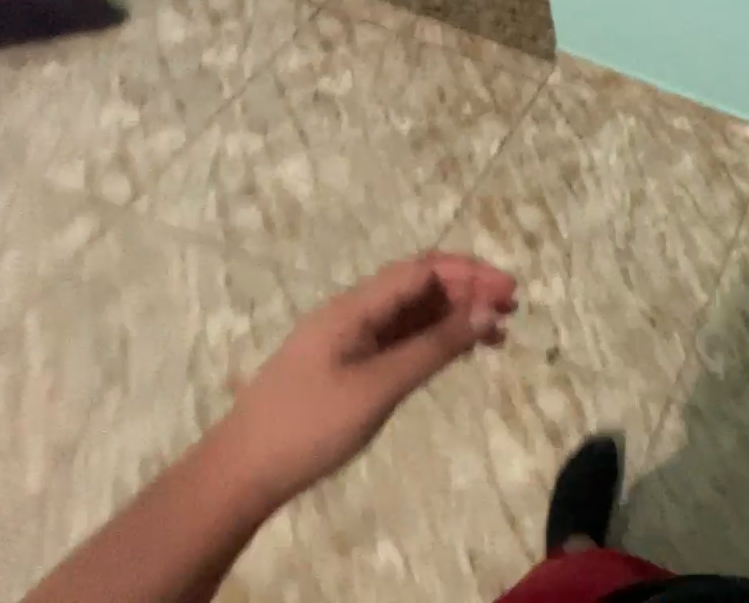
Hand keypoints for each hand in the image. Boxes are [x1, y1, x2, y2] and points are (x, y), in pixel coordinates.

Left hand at [206, 252, 517, 507]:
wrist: (237, 478)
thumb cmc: (307, 425)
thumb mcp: (380, 386)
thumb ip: (436, 346)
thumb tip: (489, 311)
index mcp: (355, 307)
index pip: (423, 270)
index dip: (471, 273)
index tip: (509, 291)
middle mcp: (356, 313)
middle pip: (423, 284)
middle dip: (470, 289)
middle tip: (511, 309)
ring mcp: (354, 338)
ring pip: (418, 311)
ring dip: (459, 313)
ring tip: (497, 332)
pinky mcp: (354, 363)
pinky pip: (406, 336)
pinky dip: (439, 337)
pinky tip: (463, 351)